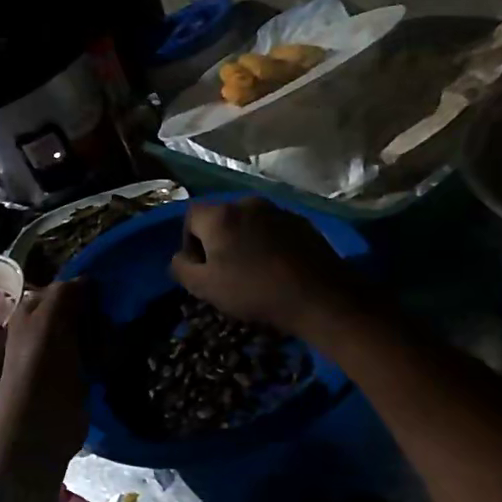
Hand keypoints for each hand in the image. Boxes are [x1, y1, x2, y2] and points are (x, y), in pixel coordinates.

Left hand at [0, 279, 89, 490]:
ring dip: (104, 337)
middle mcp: (43, 328)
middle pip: (81, 309)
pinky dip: (106, 356)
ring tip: (108, 348)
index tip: (106, 298)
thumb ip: (65, 294)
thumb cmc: (40, 371)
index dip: (84, 290)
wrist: (39, 430)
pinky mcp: (76, 374)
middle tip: (104, 329)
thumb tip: (87, 279)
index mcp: (31, 311)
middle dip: (97, 316)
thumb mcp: (49, 323)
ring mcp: (60, 353)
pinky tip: (110, 363)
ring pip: (92, 331)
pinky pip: (97, 354)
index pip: (64, 287)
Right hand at [169, 198, 356, 336]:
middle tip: (225, 271)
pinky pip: (272, 228)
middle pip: (220, 217)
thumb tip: (180, 257)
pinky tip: (277, 267)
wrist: (320, 298)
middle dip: (217, 241)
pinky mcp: (302, 222)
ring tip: (252, 269)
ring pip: (248, 222)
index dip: (189, 242)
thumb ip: (181, 267)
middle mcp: (247, 203)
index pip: (190, 217)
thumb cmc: (254, 291)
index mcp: (220, 215)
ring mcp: (278, 210)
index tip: (201, 268)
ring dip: (243, 241)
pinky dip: (267, 242)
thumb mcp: (205, 287)